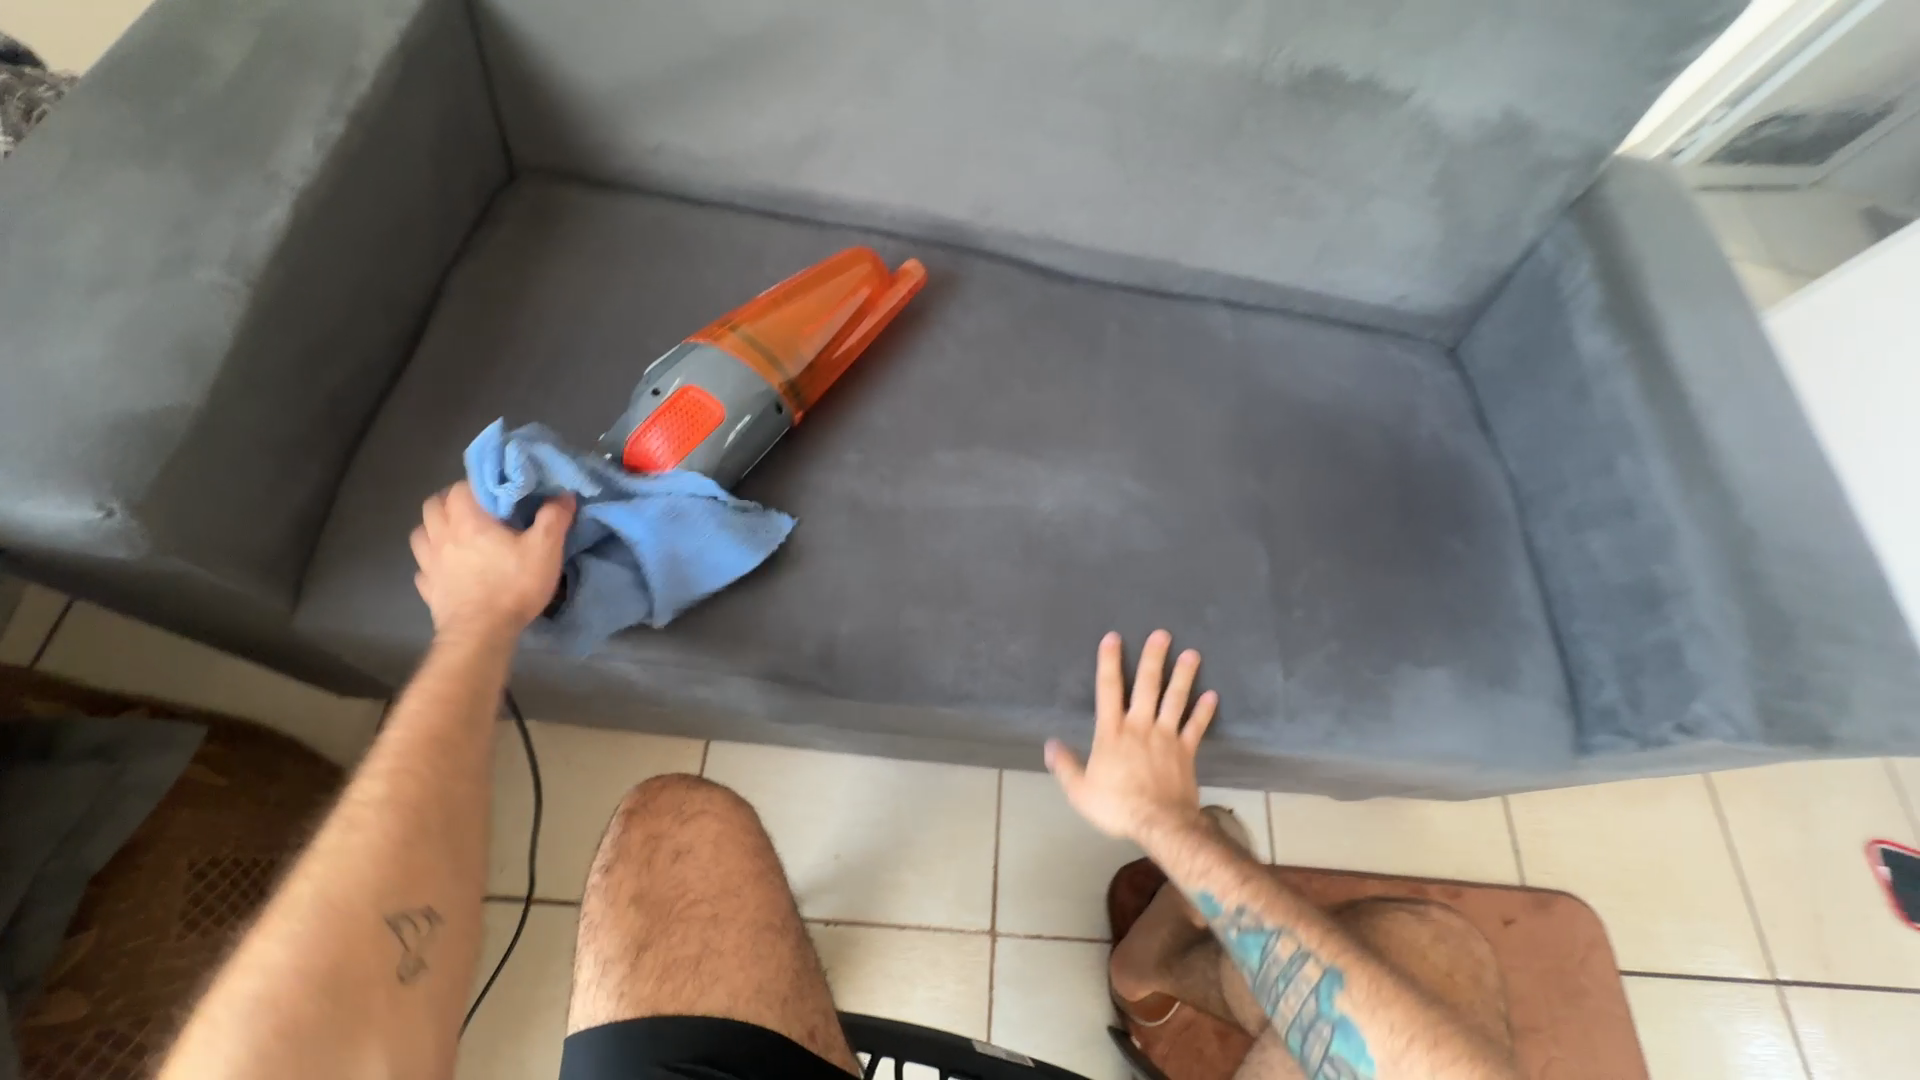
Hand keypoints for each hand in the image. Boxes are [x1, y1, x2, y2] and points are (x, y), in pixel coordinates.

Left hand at [410, 482, 573, 646]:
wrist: (482, 633)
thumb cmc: (513, 586)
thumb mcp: (545, 549)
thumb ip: (554, 518)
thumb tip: (563, 495)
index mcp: (467, 522)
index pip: (459, 488)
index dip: (475, 486)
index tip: (495, 493)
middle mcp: (441, 537)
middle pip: (433, 506)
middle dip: (450, 503)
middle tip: (476, 511)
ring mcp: (429, 563)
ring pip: (421, 533)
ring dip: (435, 529)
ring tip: (457, 536)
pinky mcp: (428, 588)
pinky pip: (423, 566)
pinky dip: (433, 561)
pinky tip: (448, 568)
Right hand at [1045, 630, 1217, 842]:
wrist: (1160, 824)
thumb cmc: (1116, 805)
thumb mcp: (1080, 790)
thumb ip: (1065, 765)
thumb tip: (1049, 744)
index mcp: (1111, 732)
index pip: (1108, 689)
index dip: (1109, 662)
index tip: (1113, 638)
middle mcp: (1139, 726)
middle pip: (1147, 685)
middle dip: (1154, 658)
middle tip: (1162, 634)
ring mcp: (1166, 736)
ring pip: (1175, 699)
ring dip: (1183, 676)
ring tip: (1192, 654)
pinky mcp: (1186, 751)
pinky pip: (1196, 727)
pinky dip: (1204, 711)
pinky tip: (1212, 695)